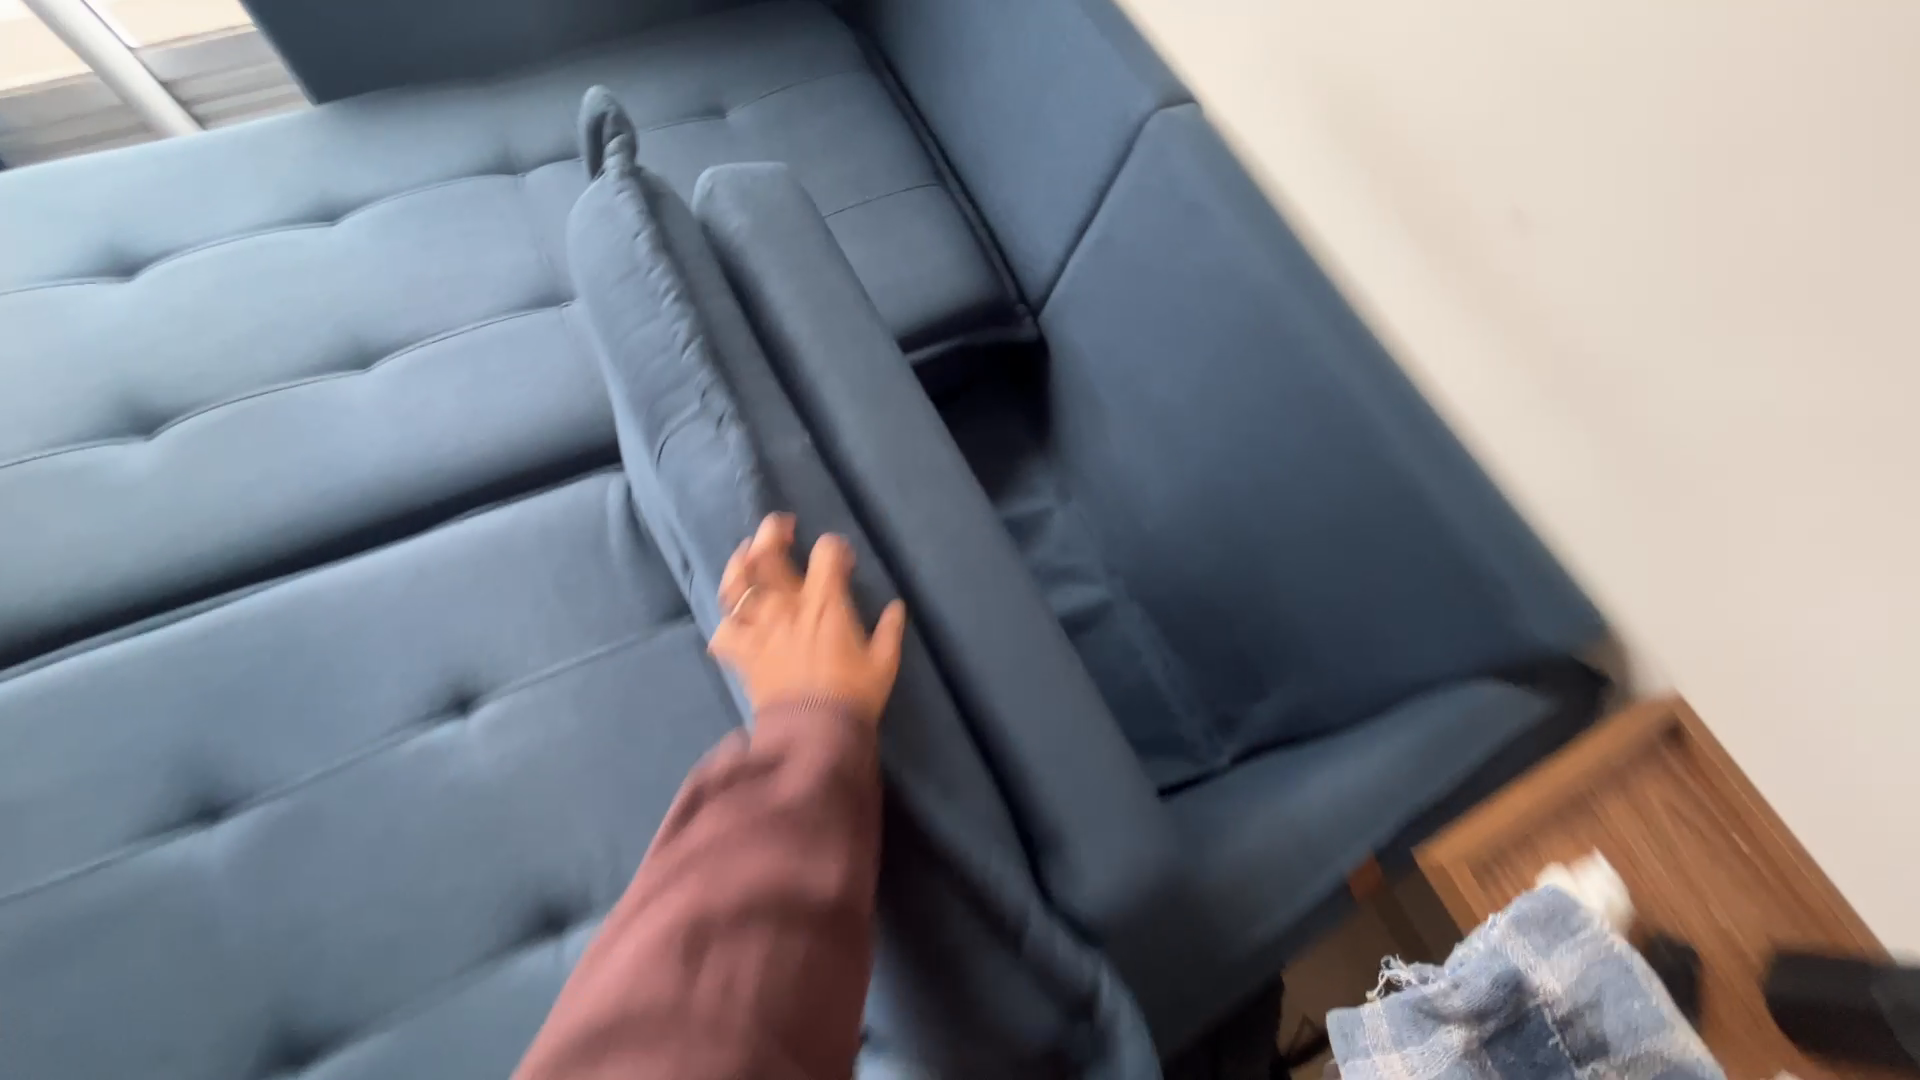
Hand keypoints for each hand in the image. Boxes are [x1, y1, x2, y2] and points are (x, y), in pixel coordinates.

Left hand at [710, 513, 907, 726]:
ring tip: (745, 555)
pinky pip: (724, 632)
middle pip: (769, 554)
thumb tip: (895, 607)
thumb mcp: (884, 662)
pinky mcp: (743, 654)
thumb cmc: (854, 695)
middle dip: (773, 532)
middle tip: (781, 527)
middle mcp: (787, 606)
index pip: (827, 553)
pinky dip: (727, 624)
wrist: (815, 735)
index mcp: (826, 602)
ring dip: (739, 564)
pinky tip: (733, 620)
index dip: (835, 548)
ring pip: (736, 584)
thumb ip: (889, 630)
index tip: (842, 558)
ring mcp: (760, 628)